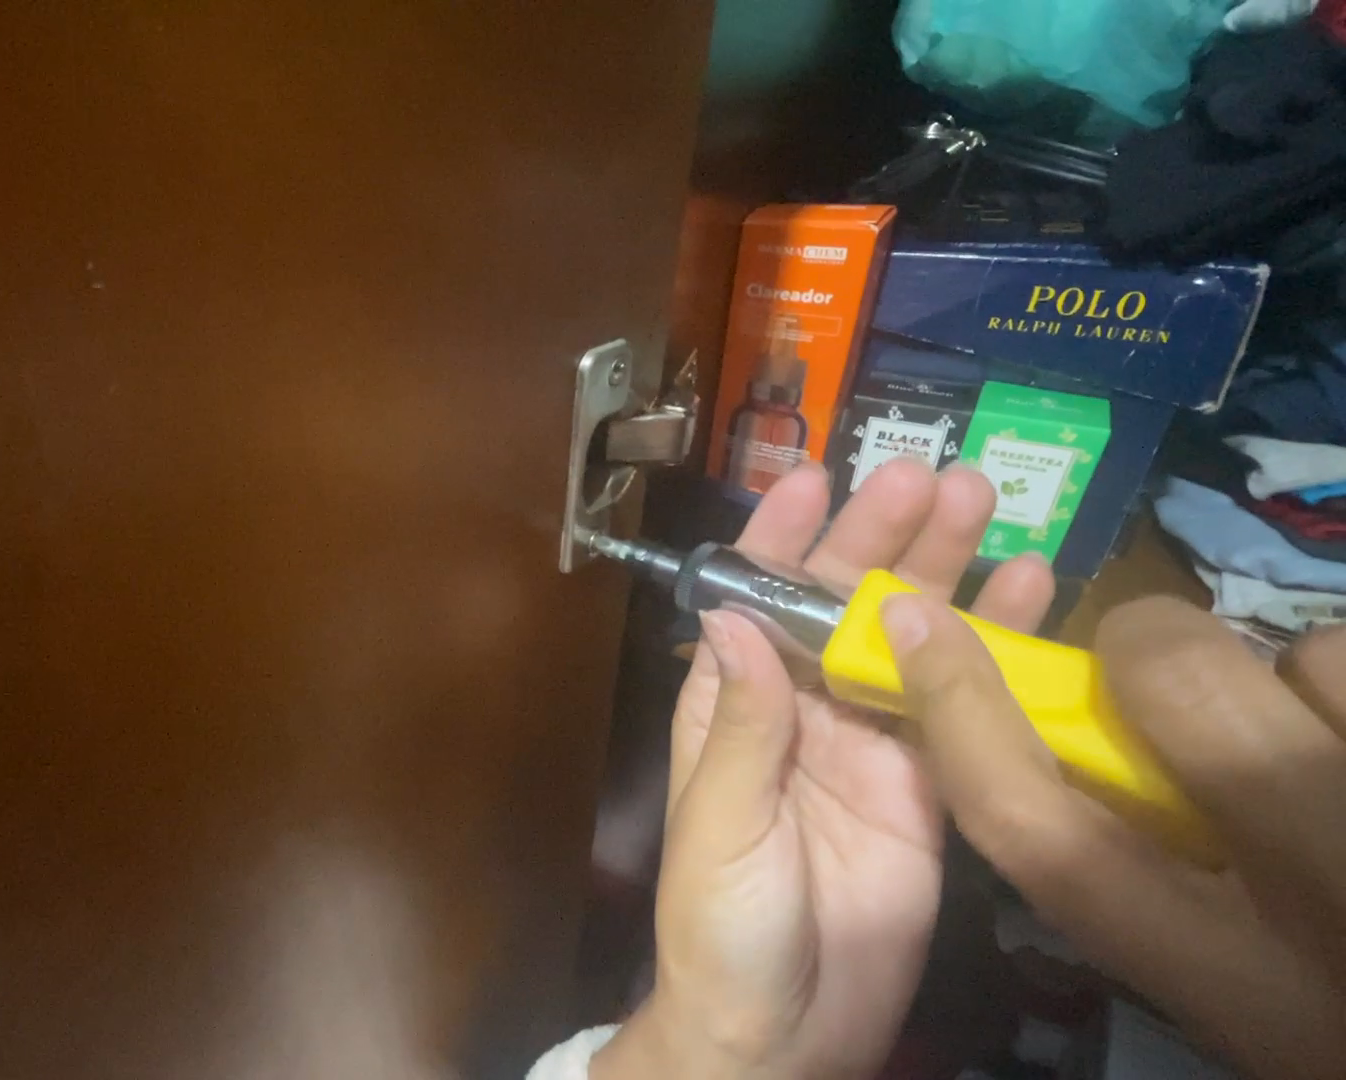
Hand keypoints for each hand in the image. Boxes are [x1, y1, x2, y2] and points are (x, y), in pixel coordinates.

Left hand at [593, 457, 1053, 1079]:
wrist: (781, 1026)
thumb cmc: (721, 920)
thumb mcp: (720, 818)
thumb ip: (739, 722)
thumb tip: (733, 615)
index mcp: (731, 703)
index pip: (753, 602)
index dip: (779, 541)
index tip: (812, 480)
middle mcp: (797, 706)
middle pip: (836, 606)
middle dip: (875, 539)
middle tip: (927, 475)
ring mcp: (866, 741)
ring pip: (904, 640)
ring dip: (940, 572)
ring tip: (983, 503)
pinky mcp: (928, 787)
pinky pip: (961, 706)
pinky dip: (993, 651)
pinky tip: (1030, 594)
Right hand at [882, 590, 1345, 1078]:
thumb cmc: (1324, 1006)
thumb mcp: (1219, 974)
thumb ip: (1130, 874)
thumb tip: (1066, 740)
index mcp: (1238, 993)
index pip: (1030, 823)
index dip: (957, 708)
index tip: (916, 625)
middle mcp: (1341, 921)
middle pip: (1181, 688)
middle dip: (1145, 643)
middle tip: (1155, 654)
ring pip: (1313, 660)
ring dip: (1288, 672)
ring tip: (1313, 726)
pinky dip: (1343, 678)